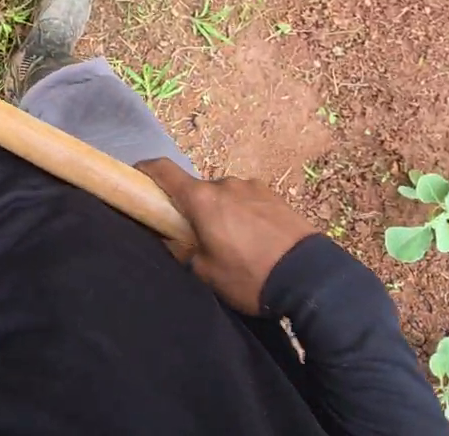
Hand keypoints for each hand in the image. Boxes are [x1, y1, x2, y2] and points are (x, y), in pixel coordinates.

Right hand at [136, 158, 317, 314]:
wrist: (312, 279)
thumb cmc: (250, 276)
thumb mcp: (207, 274)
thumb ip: (184, 251)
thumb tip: (174, 239)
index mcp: (201, 198)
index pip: (163, 170)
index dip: (146, 170)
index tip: (136, 175)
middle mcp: (224, 184)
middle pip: (197, 189)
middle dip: (193, 208)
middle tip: (199, 236)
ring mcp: (251, 186)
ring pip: (225, 196)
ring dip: (222, 212)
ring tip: (236, 244)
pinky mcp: (275, 195)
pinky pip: (248, 200)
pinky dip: (245, 214)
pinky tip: (258, 240)